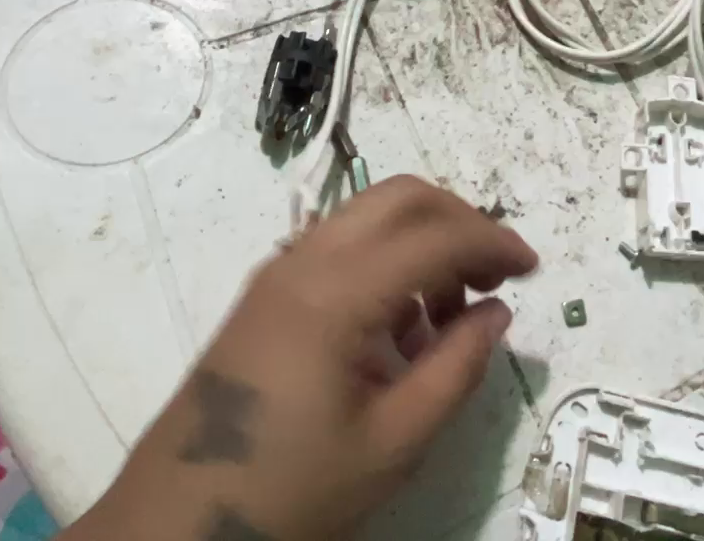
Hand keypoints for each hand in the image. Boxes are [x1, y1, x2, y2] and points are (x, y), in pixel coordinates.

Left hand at [70, 175, 537, 540]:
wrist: (171, 529)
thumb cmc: (288, 492)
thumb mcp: (392, 443)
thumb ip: (456, 369)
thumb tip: (495, 312)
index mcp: (335, 292)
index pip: (434, 236)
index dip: (494, 242)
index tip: (533, 269)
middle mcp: (305, 259)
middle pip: (401, 196)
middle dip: (460, 221)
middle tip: (495, 275)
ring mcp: (280, 270)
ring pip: (370, 214)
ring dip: (423, 239)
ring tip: (450, 313)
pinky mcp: (268, 290)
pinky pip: (343, 245)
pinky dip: (388, 259)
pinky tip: (401, 325)